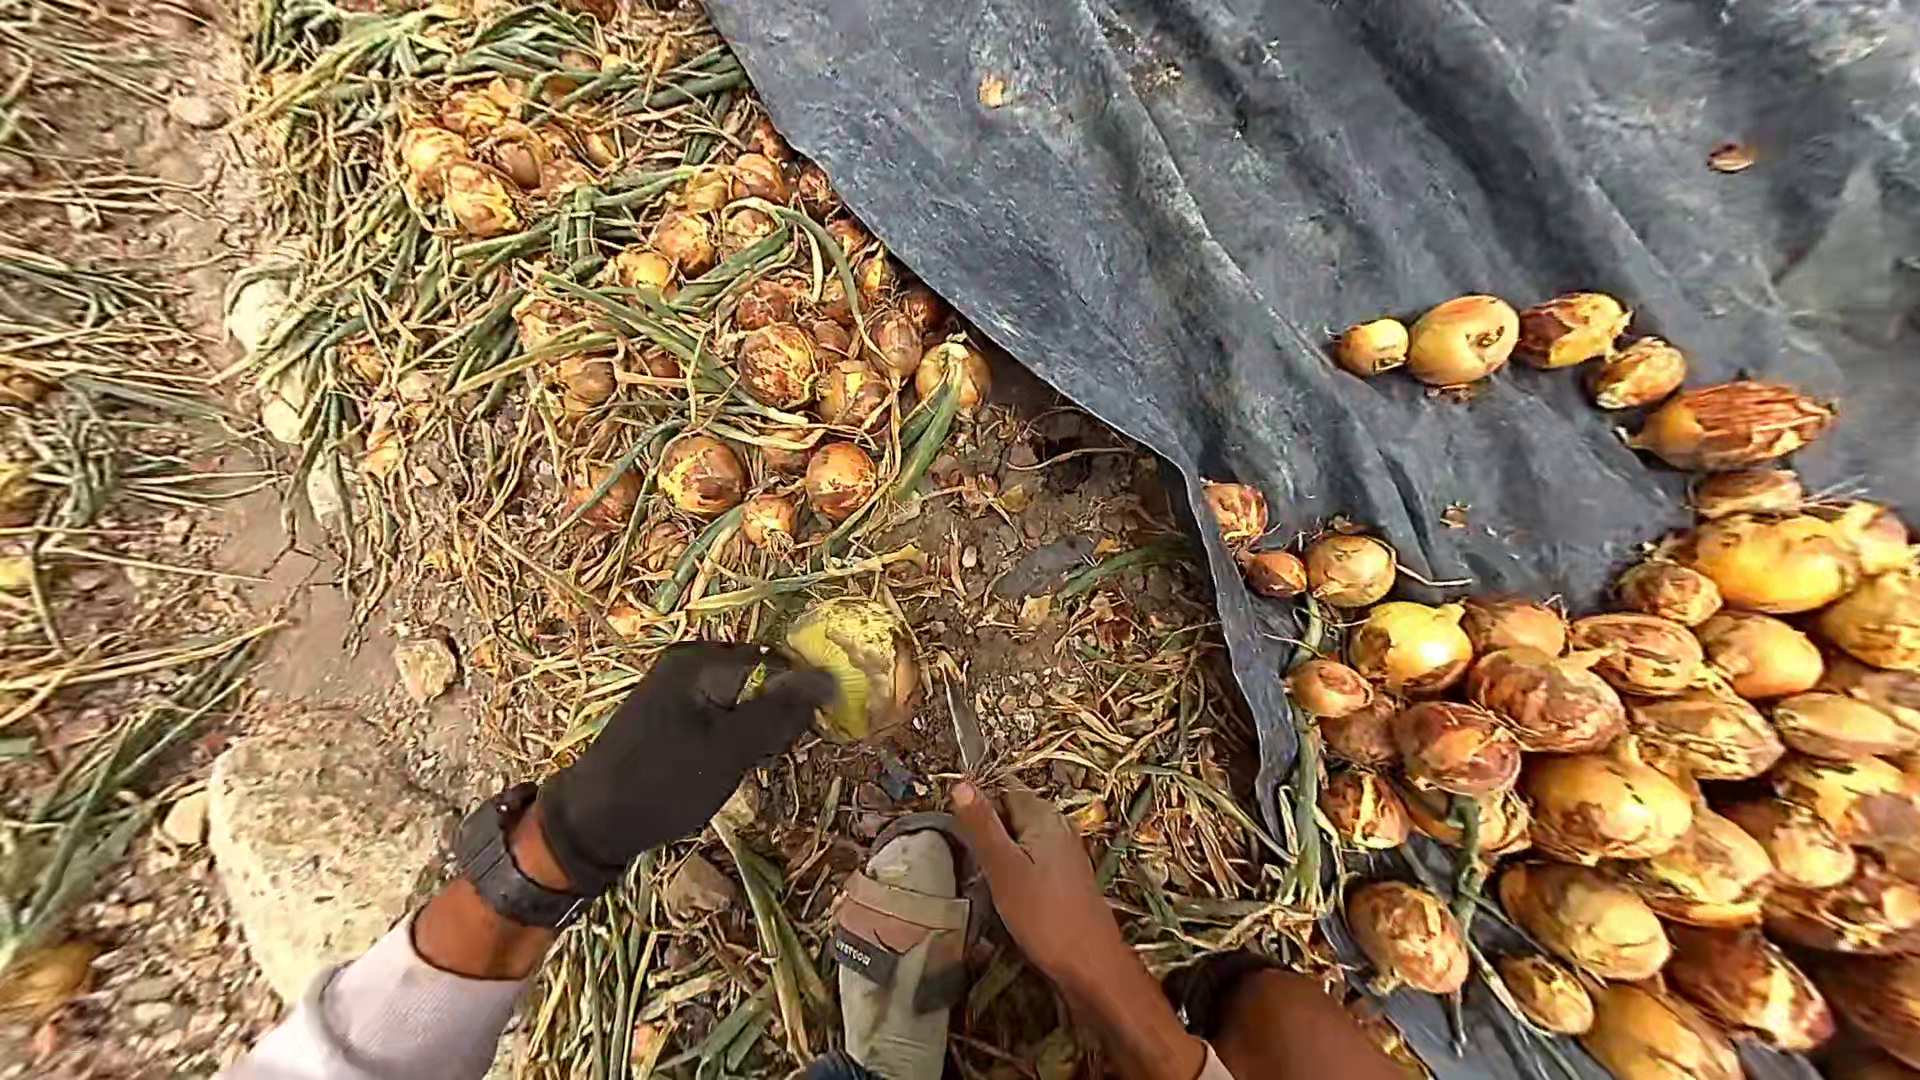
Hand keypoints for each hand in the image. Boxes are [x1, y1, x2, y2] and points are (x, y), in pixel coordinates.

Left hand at [538, 642, 833, 892]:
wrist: (588, 826)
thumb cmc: (663, 784)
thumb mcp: (730, 748)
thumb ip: (781, 710)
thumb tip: (829, 679)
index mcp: (701, 660)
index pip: (775, 663)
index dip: (791, 699)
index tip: (788, 738)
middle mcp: (689, 661)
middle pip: (760, 677)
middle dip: (771, 715)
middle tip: (760, 755)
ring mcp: (678, 684)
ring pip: (744, 696)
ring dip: (753, 728)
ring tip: (740, 763)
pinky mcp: (672, 708)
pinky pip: (722, 709)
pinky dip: (732, 733)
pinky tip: (724, 761)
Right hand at [949, 781, 1134, 993]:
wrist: (1091, 966)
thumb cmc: (1044, 915)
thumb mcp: (1003, 867)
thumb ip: (981, 824)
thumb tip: (960, 783)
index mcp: (1042, 814)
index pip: (1003, 787)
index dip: (979, 803)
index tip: (961, 830)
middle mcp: (1057, 823)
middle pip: (1012, 811)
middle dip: (988, 830)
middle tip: (970, 859)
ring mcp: (1065, 848)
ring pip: (1021, 836)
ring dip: (1001, 852)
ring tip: (985, 879)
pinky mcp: (1066, 873)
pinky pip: (1032, 856)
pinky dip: (1016, 867)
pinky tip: (1008, 892)